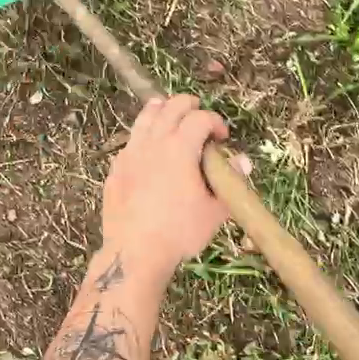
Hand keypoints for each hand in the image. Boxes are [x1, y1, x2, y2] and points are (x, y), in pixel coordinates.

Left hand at [101, 94, 246, 284]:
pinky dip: (143, 137)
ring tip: (170, 117)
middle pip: (171, 107)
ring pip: (145, 118)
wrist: (135, 253)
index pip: (201, 118)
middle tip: (199, 118)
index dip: (216, 122)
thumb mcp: (214, 211)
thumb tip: (243, 162)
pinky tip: (149, 151)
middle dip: (189, 106)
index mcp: (179, 148)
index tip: (222, 138)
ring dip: (161, 112)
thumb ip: (230, 182)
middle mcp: (152, 143)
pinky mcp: (115, 171)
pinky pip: (130, 142)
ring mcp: (129, 155)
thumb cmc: (180, 233)